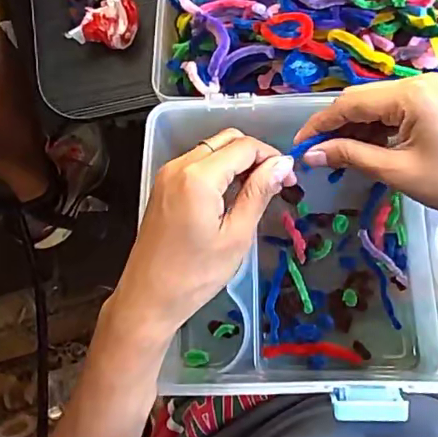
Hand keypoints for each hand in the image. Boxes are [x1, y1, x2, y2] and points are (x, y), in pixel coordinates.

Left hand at [109, 130, 294, 343]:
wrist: (148, 297)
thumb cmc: (194, 275)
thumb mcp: (236, 235)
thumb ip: (259, 193)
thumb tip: (283, 165)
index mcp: (198, 177)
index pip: (245, 147)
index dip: (272, 157)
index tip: (289, 179)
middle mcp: (180, 166)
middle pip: (227, 140)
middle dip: (256, 155)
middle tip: (277, 183)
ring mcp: (168, 174)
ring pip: (212, 148)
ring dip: (238, 161)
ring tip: (258, 191)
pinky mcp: (163, 185)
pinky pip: (198, 163)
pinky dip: (220, 170)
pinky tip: (233, 195)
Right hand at [291, 74, 437, 226]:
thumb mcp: (396, 170)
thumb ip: (350, 155)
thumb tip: (311, 154)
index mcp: (410, 92)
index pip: (350, 102)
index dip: (319, 125)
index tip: (299, 146)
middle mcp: (418, 82)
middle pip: (362, 100)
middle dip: (336, 127)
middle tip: (316, 155)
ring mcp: (429, 91)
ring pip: (377, 107)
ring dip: (356, 130)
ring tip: (336, 157)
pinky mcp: (435, 104)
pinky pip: (395, 112)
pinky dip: (376, 130)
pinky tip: (363, 150)